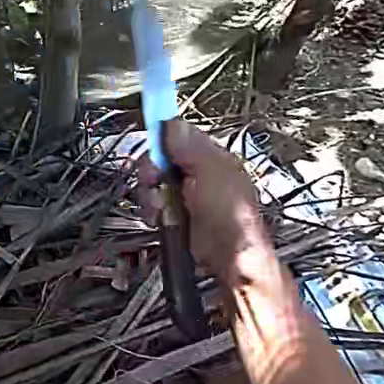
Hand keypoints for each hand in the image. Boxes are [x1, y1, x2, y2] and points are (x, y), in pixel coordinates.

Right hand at [137, 121, 275, 288]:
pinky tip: (159, 217)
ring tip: (160, 205)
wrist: (230, 260)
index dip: (162, 136)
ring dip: (150, 194)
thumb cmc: (233, 218)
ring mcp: (185, 195)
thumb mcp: (213, 172)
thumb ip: (191, 146)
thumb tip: (172, 123)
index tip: (149, 134)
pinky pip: (152, 204)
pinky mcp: (175, 215)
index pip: (178, 135)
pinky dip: (151, 210)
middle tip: (154, 179)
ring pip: (152, 183)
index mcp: (210, 157)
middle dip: (151, 170)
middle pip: (159, 159)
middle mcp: (197, 174)